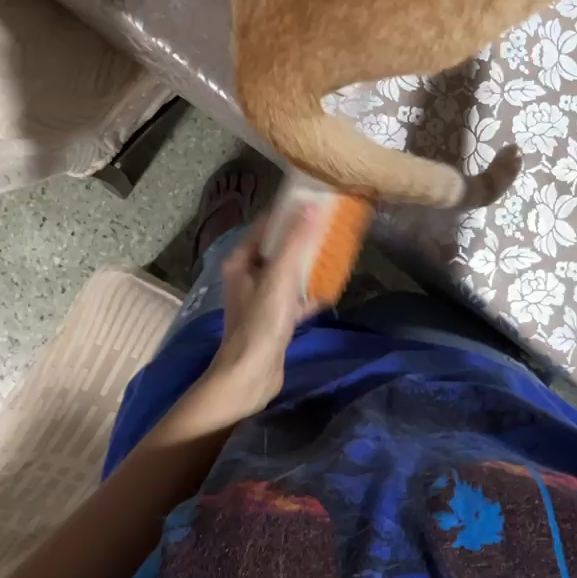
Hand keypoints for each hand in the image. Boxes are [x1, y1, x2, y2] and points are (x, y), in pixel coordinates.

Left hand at [195, 204, 324, 414]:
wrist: (250, 376)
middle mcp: (247, 276)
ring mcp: (260, 298)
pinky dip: (309, 294)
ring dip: (309, 265)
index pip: (267, 225)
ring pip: (288, 273)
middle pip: (279, 248)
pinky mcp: (273, 319)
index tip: (318, 201)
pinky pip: (294, 298)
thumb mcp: (280, 279)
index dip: (290, 212)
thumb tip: (313, 207)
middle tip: (332, 227)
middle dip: (303, 238)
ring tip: (335, 253)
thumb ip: (296, 243)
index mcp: (241, 261)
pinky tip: (330, 291)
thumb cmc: (261, 324)